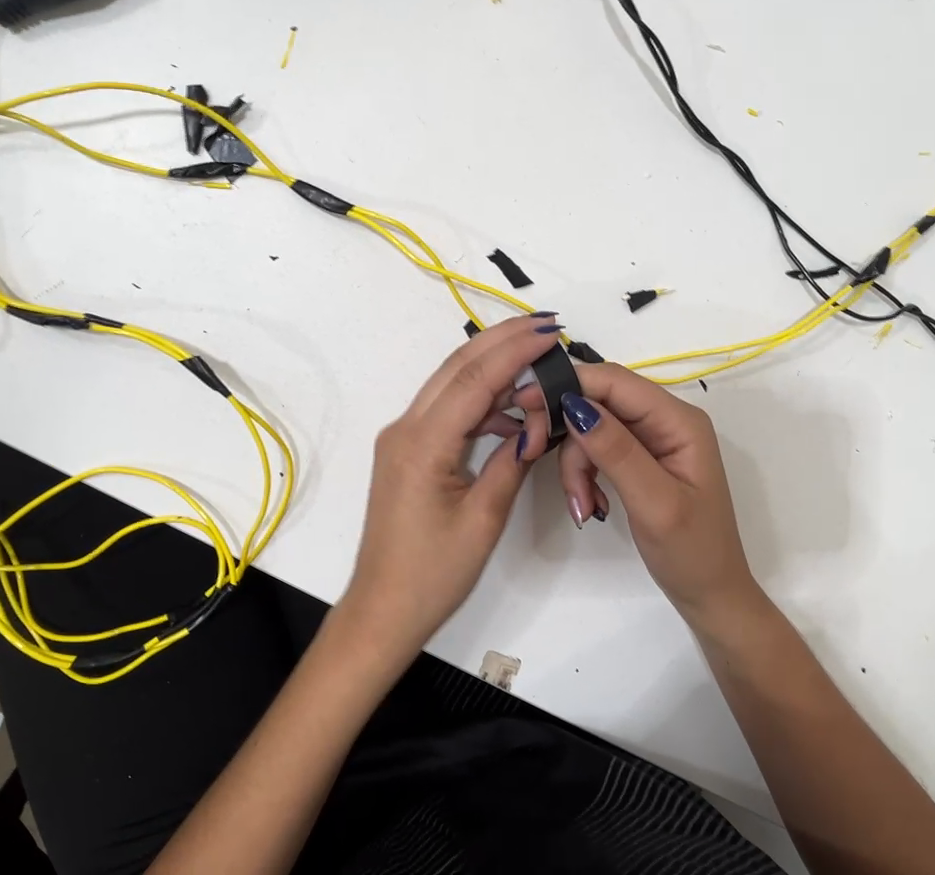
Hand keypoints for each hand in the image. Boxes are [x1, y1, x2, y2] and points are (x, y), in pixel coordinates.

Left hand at [337, 314, 564, 658]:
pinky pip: (446, 411)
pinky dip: (479, 402)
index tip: (551, 331)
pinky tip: (511, 410)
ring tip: (536, 357)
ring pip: (450, 385)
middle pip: (457, 368)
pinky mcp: (406, 452)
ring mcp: (402, 439)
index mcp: (422, 443)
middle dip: (501, 341)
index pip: (475, 380)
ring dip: (491, 368)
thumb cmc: (434, 574)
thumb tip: (540, 422)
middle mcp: (405, 429)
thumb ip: (513, 461)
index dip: (515, 351)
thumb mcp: (484, 518)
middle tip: (546, 324)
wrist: (383, 610)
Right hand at [522, 364, 758, 618]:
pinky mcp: (639, 458)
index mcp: (679, 421)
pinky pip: (598, 450)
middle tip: (535, 456)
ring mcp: (652, 439)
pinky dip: (584, 473)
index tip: (524, 403)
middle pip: (599, 402)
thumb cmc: (692, 552)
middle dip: (567, 432)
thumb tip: (575, 405)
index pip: (615, 382)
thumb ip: (616, 451)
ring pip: (592, 428)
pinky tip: (589, 503)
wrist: (711, 594)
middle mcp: (666, 420)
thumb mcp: (654, 503)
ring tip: (582, 504)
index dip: (568, 384)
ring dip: (575, 464)